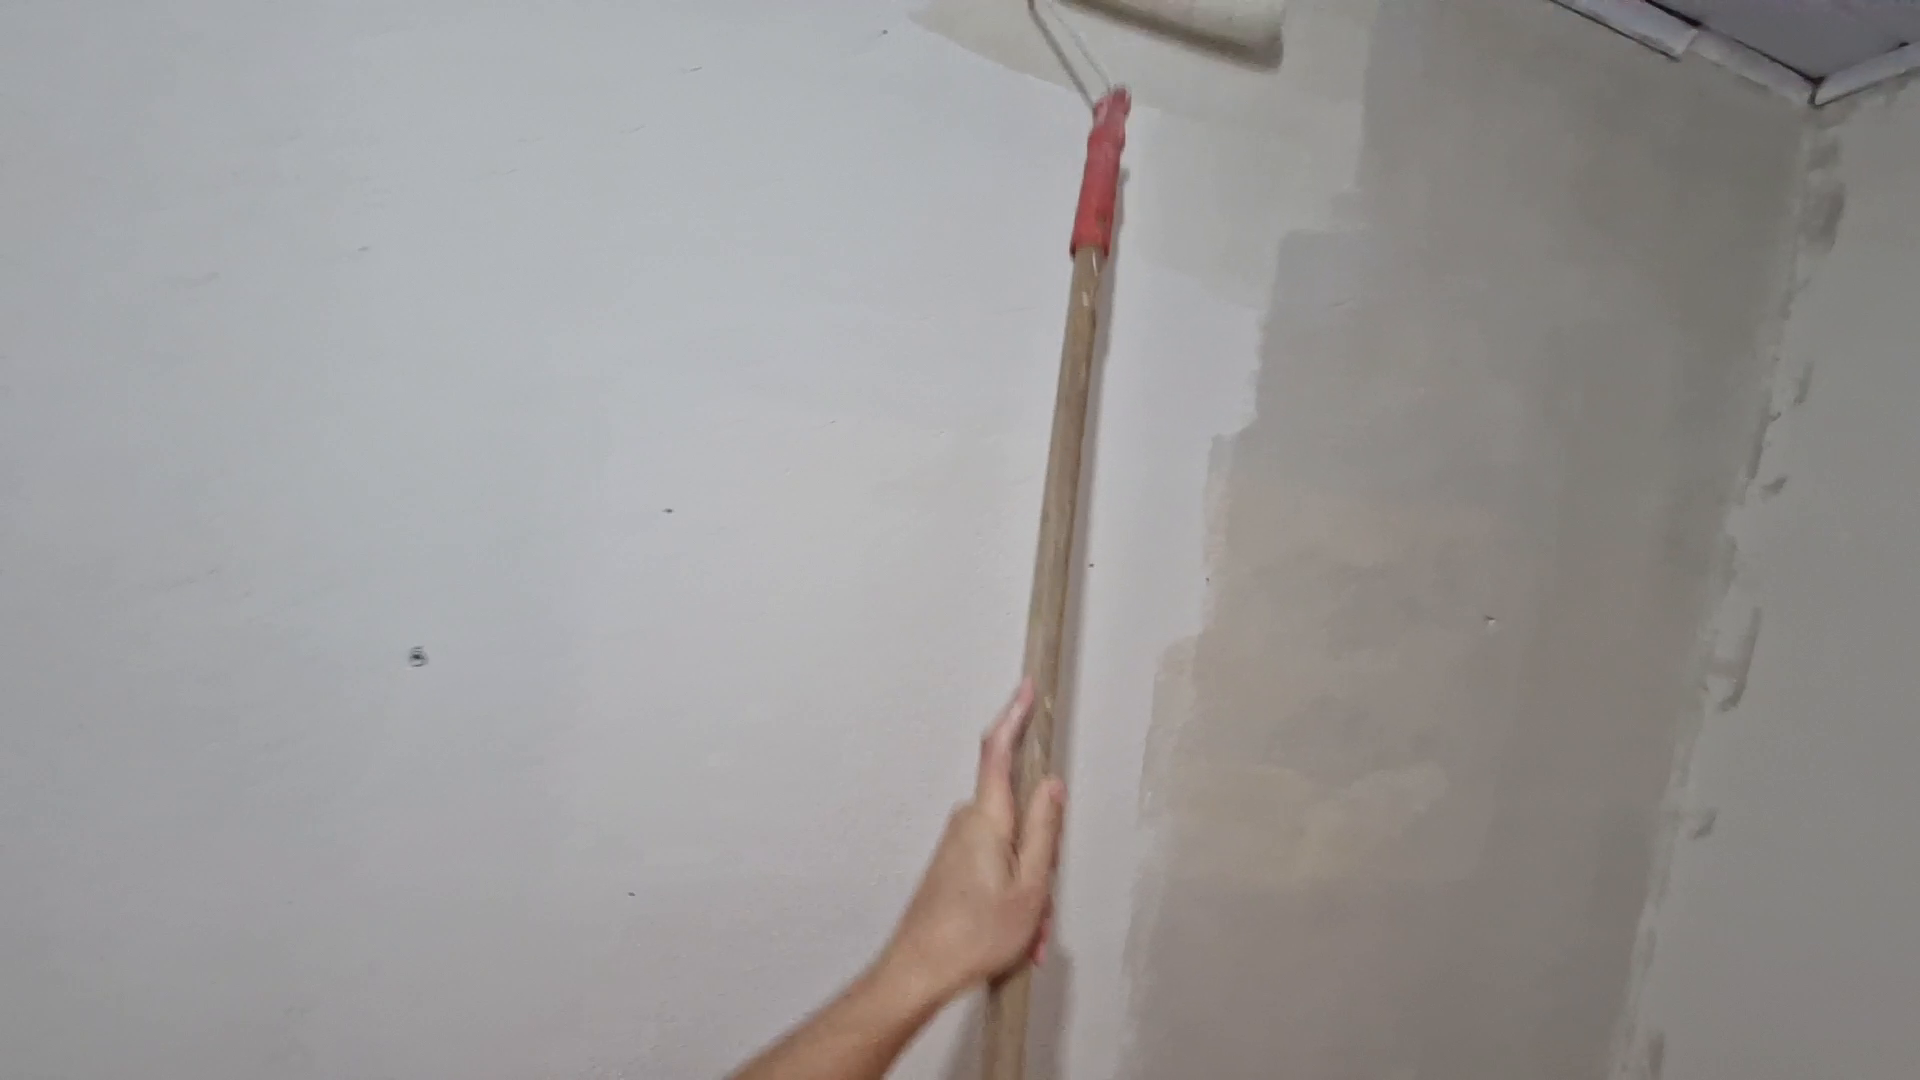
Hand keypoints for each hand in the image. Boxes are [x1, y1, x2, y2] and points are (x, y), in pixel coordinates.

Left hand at [876, 681, 1065, 1005]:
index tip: (1026, 686)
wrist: (916, 971)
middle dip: (1041, 858)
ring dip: (1028, 889)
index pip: (999, 751)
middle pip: (1019, 815)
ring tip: (1026, 937)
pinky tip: (1013, 937)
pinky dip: (1011, 896)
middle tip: (1041, 912)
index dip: (1014, 715)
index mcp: (987, 819)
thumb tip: (1052, 783)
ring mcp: (957, 843)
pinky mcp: (953, 863)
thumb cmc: (975, 934)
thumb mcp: (1029, 888)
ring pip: (1012, 850)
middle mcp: (968, 821)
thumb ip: (1044, 831)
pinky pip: (995, 866)